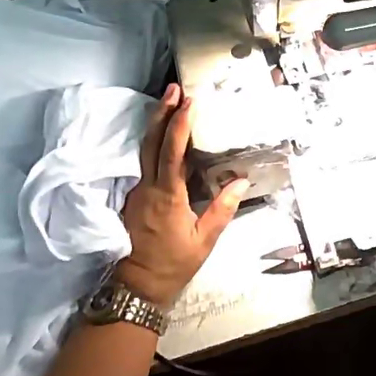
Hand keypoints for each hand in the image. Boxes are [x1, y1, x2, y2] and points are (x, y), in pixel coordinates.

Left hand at [114, 84, 249, 307]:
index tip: (189, 102)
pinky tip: (163, 135)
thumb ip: (222, 209)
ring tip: (168, 101)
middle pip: (151, 142)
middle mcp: (147, 188)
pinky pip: (143, 162)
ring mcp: (136, 191)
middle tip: (174, 88)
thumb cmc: (173, 264)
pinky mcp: (133, 197)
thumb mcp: (205, 240)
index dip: (179, 125)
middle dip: (163, 112)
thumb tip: (241, 182)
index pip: (171, 153)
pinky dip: (154, 142)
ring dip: (156, 124)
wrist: (136, 286)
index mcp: (166, 197)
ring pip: (143, 150)